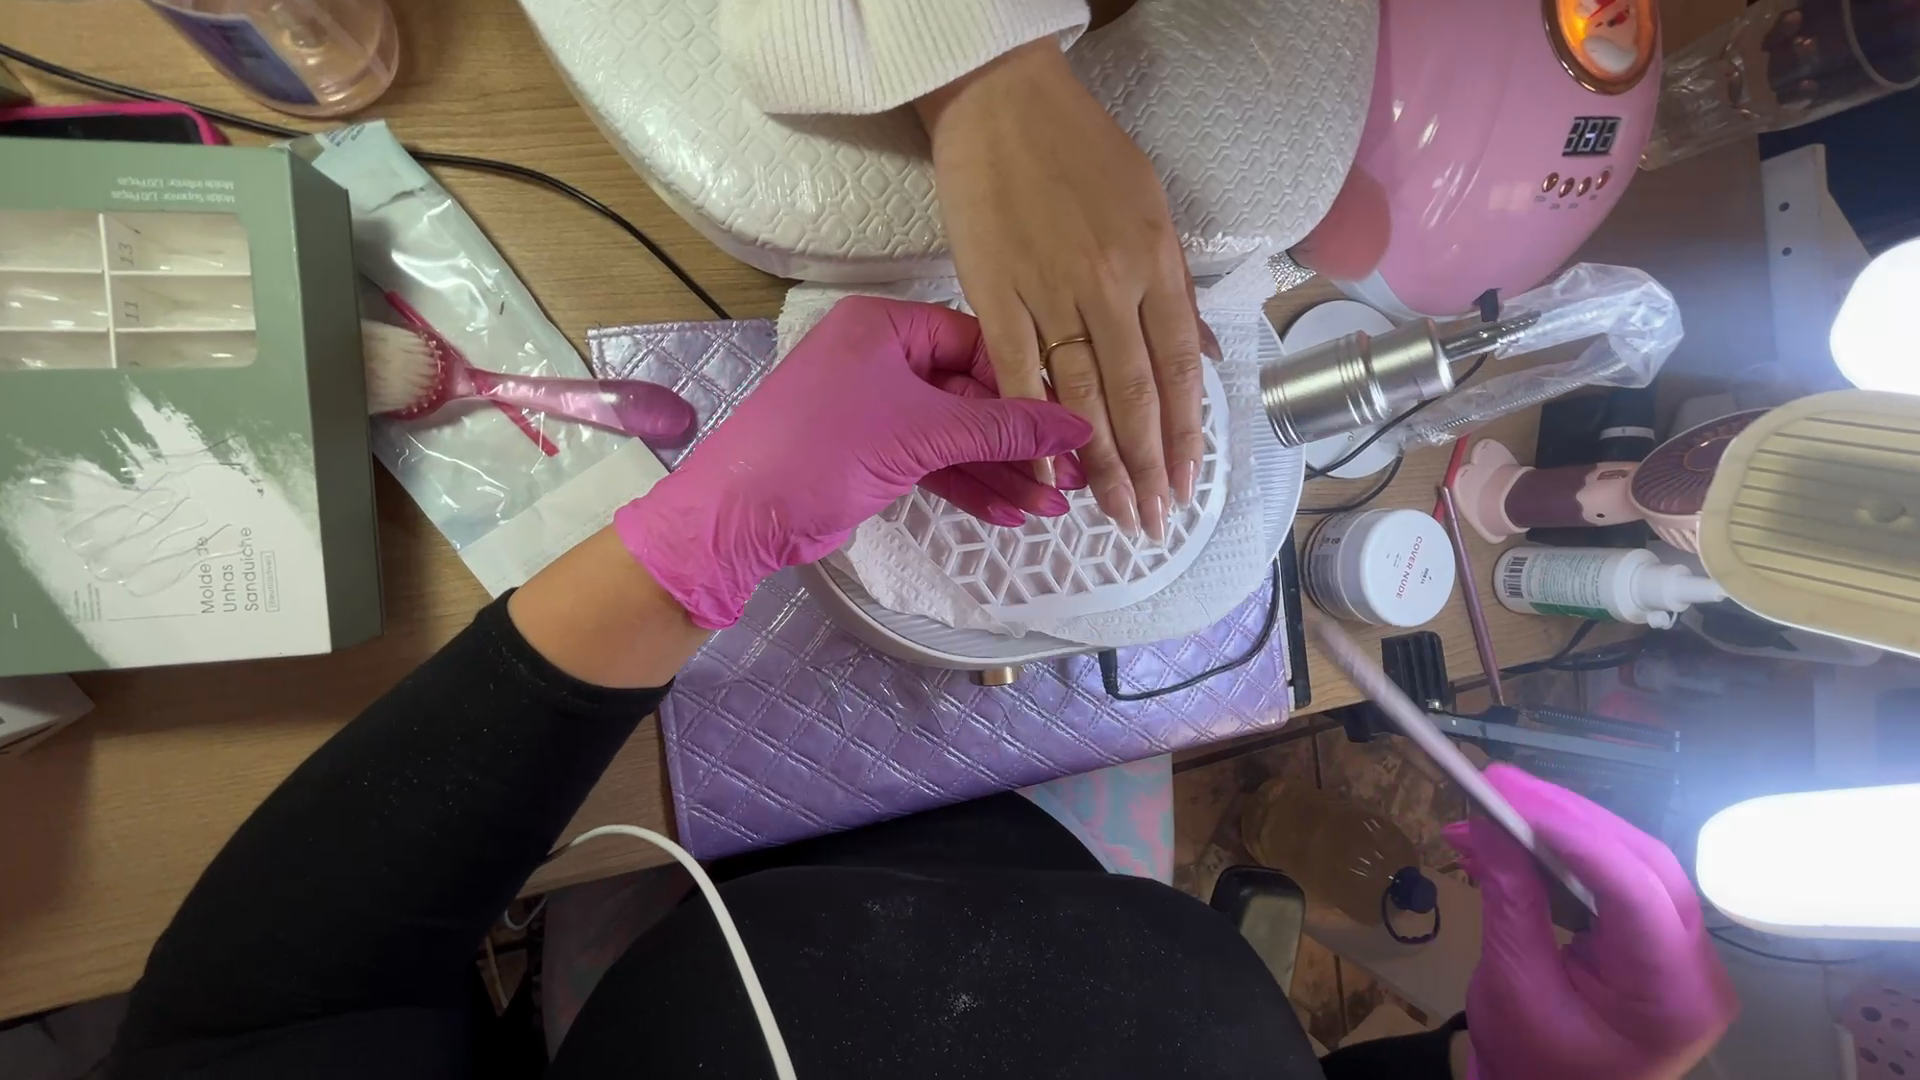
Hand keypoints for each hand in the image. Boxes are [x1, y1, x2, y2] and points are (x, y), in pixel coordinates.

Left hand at [614, 296, 1092, 628]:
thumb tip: (1074, 428)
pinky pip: (936, 465)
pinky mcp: (878, 455)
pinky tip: (1009, 513)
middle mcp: (885, 361)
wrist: (743, 516)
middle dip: (1019, 442)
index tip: (1069, 419)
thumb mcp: (919, 431)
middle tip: (1071, 474)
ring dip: (1001, 473)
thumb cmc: (822, 448)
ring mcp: (881, 412)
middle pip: (971, 397)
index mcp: (886, 328)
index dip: (1024, 384)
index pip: (976, 342)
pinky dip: (969, 488)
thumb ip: (1000, 428)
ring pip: (957, 438)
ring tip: (1051, 505)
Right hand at [916, 38, 1206, 545]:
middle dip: (1149, 467)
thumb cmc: (1082, 152)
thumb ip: (1176, 291)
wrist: (1001, 104)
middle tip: (1154, 523)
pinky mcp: (995, 298)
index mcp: (1155, 262)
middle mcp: (1110, 286)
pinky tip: (1047, 474)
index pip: (1180, 369)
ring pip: (1082, 396)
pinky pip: (1017, 375)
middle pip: (1136, 396)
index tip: (1189, 485)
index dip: (1187, 435)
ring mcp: (1050, 294)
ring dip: (1102, 463)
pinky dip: (1032, 427)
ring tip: (1116, 513)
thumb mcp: (1151, 206)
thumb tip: (1203, 358)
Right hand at [1445, 766, 1736, 1079]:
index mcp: (1672, 992)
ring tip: (1487, 806)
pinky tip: (1504, 840)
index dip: (1573, 834)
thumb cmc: (1535, 1061)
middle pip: (1642, 863)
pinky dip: (1557, 848)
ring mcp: (1677, 951)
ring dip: (1556, 825)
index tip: (1507, 795)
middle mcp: (1693, 965)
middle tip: (1496, 781)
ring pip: (1629, 860)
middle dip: (1565, 814)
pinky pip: (1611, 877)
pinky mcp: (1649, 941)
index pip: (1635, 891)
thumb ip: (1508, 900)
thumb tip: (1484, 824)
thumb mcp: (1513, 982)